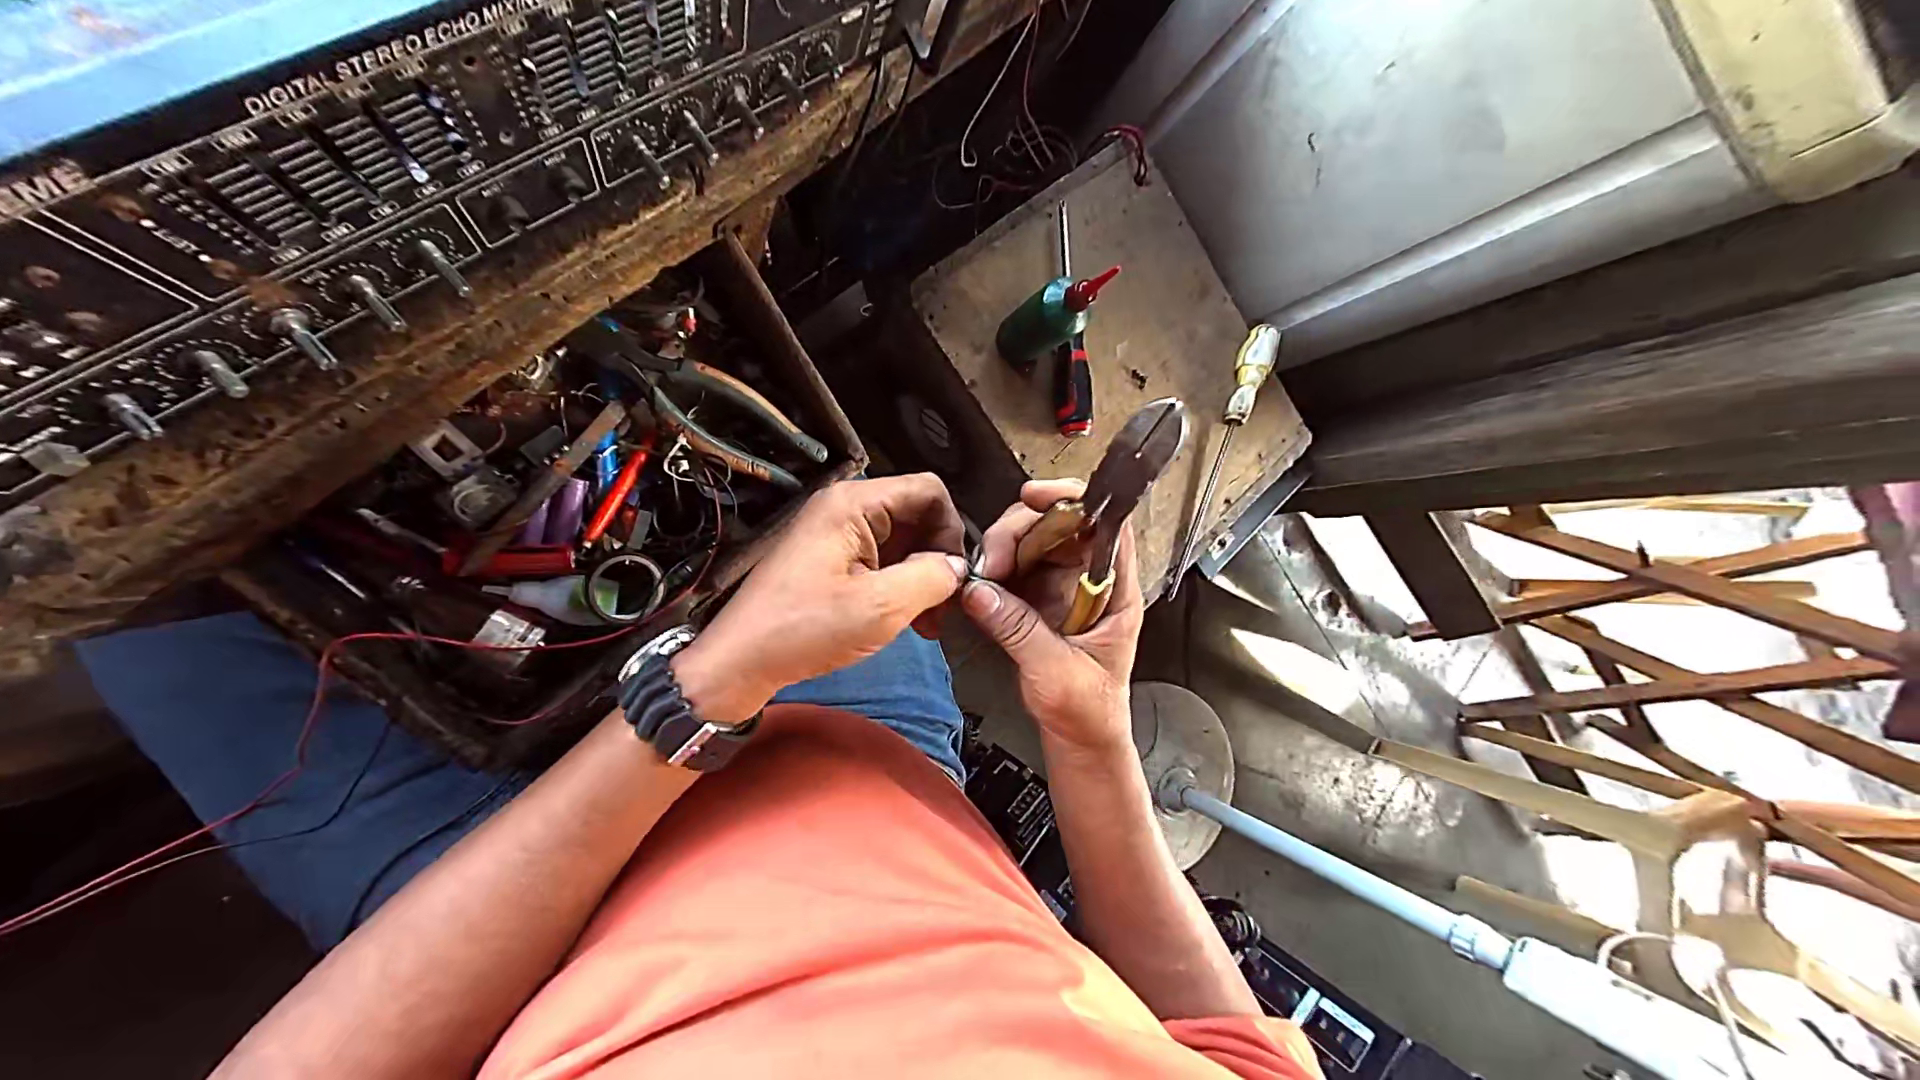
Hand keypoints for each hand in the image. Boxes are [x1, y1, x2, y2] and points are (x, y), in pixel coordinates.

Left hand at [672, 474, 967, 723]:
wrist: (741, 662)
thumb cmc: (803, 630)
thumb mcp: (880, 606)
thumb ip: (931, 578)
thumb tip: (957, 568)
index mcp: (853, 505)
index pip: (929, 491)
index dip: (951, 530)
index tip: (954, 574)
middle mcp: (845, 509)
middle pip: (917, 516)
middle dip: (938, 559)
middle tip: (944, 607)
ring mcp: (837, 534)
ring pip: (903, 542)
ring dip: (922, 579)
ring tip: (927, 621)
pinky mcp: (832, 560)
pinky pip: (882, 561)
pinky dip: (900, 587)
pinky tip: (906, 619)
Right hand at [960, 479, 1140, 754]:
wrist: (1079, 741)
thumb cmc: (1089, 713)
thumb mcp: (1057, 673)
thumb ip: (1018, 630)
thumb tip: (980, 591)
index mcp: (1114, 591)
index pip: (1105, 525)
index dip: (1074, 500)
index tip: (1036, 497)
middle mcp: (1088, 580)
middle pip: (1057, 525)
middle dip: (1018, 531)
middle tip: (991, 561)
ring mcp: (1060, 588)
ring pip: (1030, 542)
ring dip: (1001, 550)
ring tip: (983, 577)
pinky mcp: (1035, 600)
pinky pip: (1011, 568)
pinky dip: (992, 571)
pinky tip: (980, 586)